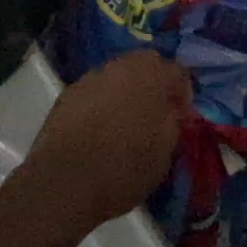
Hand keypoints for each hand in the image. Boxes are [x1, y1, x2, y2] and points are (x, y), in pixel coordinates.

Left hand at [23, 50, 190, 227]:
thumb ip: (174, 121)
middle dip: (152, 84)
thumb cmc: (125, 167)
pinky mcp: (67, 94)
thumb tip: (173, 109)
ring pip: (117, 77)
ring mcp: (91, 77)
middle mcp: (122, 65)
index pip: (177, 71)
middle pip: (145, 65)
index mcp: (152, 74)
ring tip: (123, 123)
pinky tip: (98, 129)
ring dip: (124, 92)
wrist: (65, 181)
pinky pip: (94, 92)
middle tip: (153, 114)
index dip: (182, 93)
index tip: (180, 115)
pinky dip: (100, 104)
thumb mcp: (165, 151)